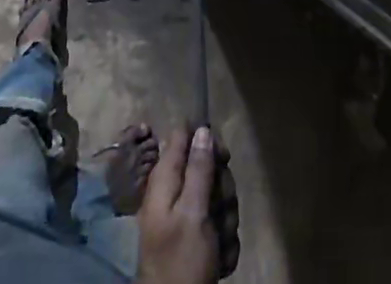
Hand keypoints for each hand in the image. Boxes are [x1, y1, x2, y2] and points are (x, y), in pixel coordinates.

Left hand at [135, 125, 237, 283]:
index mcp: (165, 181)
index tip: (223, 158)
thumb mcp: (193, 213)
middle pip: (208, 171)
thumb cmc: (181, 261)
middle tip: (220, 212)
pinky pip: (219, 226)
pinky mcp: (197, 238)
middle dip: (222, 192)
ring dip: (226, 221)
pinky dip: (223, 242)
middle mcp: (174, 194)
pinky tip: (219, 259)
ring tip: (219, 244)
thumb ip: (199, 170)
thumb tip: (202, 129)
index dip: (205, 142)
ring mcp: (186, 217)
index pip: (184, 138)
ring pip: (218, 200)